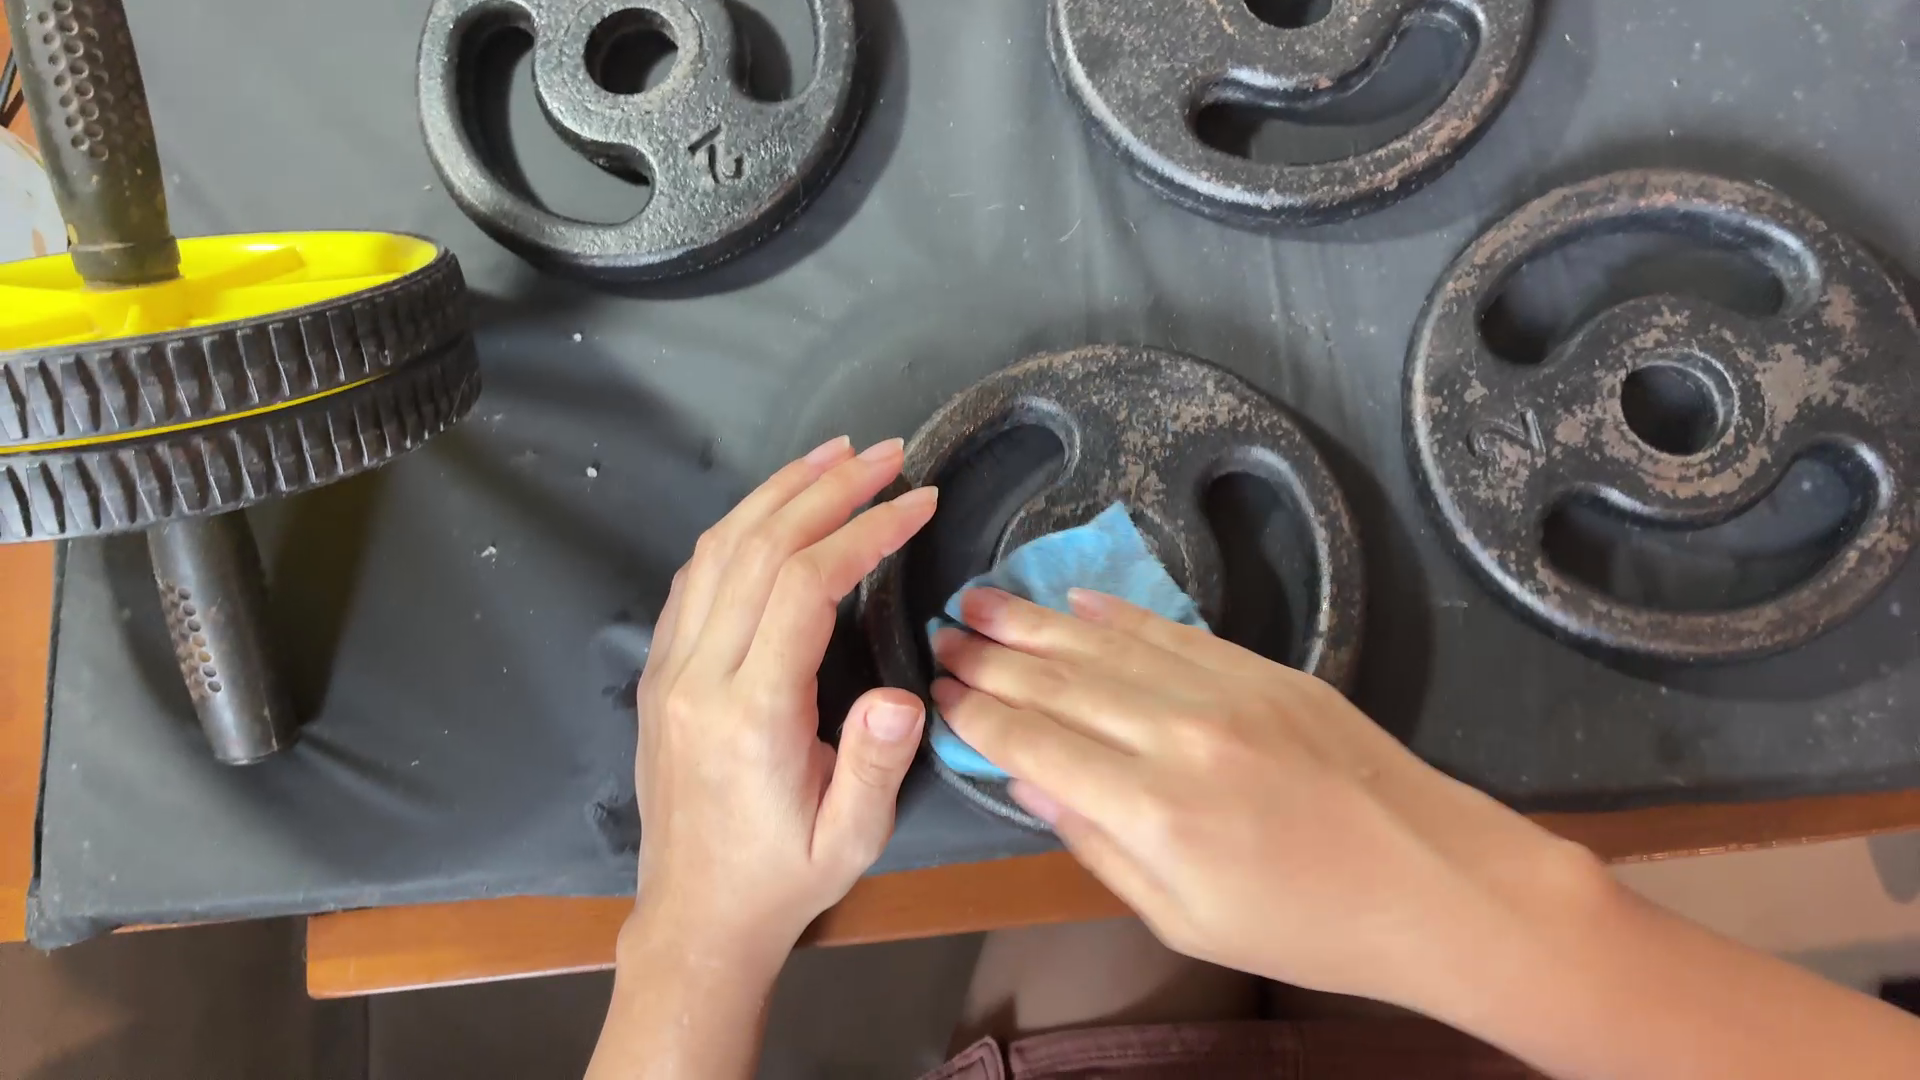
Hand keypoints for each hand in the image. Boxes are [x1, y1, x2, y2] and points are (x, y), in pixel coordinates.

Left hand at [631, 436, 937, 958]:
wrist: (697, 917)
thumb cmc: (784, 877)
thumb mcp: (852, 838)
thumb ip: (877, 762)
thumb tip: (906, 694)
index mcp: (751, 713)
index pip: (806, 586)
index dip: (866, 530)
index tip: (918, 501)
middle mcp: (699, 674)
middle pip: (760, 548)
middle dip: (830, 489)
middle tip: (887, 453)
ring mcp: (670, 665)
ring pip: (719, 548)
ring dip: (780, 490)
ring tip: (835, 454)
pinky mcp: (661, 667)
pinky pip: (696, 574)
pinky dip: (740, 525)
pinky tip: (776, 506)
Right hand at [931, 586, 1606, 1009]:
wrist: (1435, 882)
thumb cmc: (1301, 926)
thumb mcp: (1180, 915)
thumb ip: (1094, 842)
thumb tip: (1026, 782)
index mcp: (1152, 809)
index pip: (1034, 742)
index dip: (979, 712)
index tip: (940, 690)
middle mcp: (1176, 734)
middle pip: (1058, 682)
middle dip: (990, 656)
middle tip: (943, 631)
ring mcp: (1221, 690)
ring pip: (1102, 644)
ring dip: (1033, 620)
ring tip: (980, 598)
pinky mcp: (1258, 667)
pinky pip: (1167, 629)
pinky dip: (1113, 613)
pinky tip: (1072, 600)